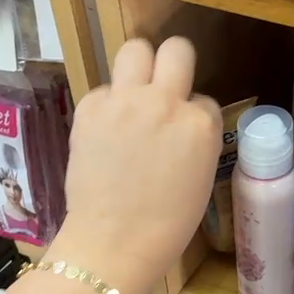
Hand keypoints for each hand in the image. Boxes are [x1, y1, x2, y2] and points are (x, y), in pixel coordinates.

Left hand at [50, 38, 221, 293]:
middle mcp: (166, 102)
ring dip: (138, 67)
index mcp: (201, 124)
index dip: (193, 115)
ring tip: (132, 92)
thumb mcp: (201, 178)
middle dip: (173, 63)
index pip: (203, 99)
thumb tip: (181, 126)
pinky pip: (103, 89)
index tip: (181, 135)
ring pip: (135, 49)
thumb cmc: (166, 226)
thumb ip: (196, 140)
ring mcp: (125, 101)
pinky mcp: (89, 108)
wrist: (113, 244)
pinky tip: (104, 130)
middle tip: (163, 86)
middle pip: (176, 50)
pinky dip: (106, 105)